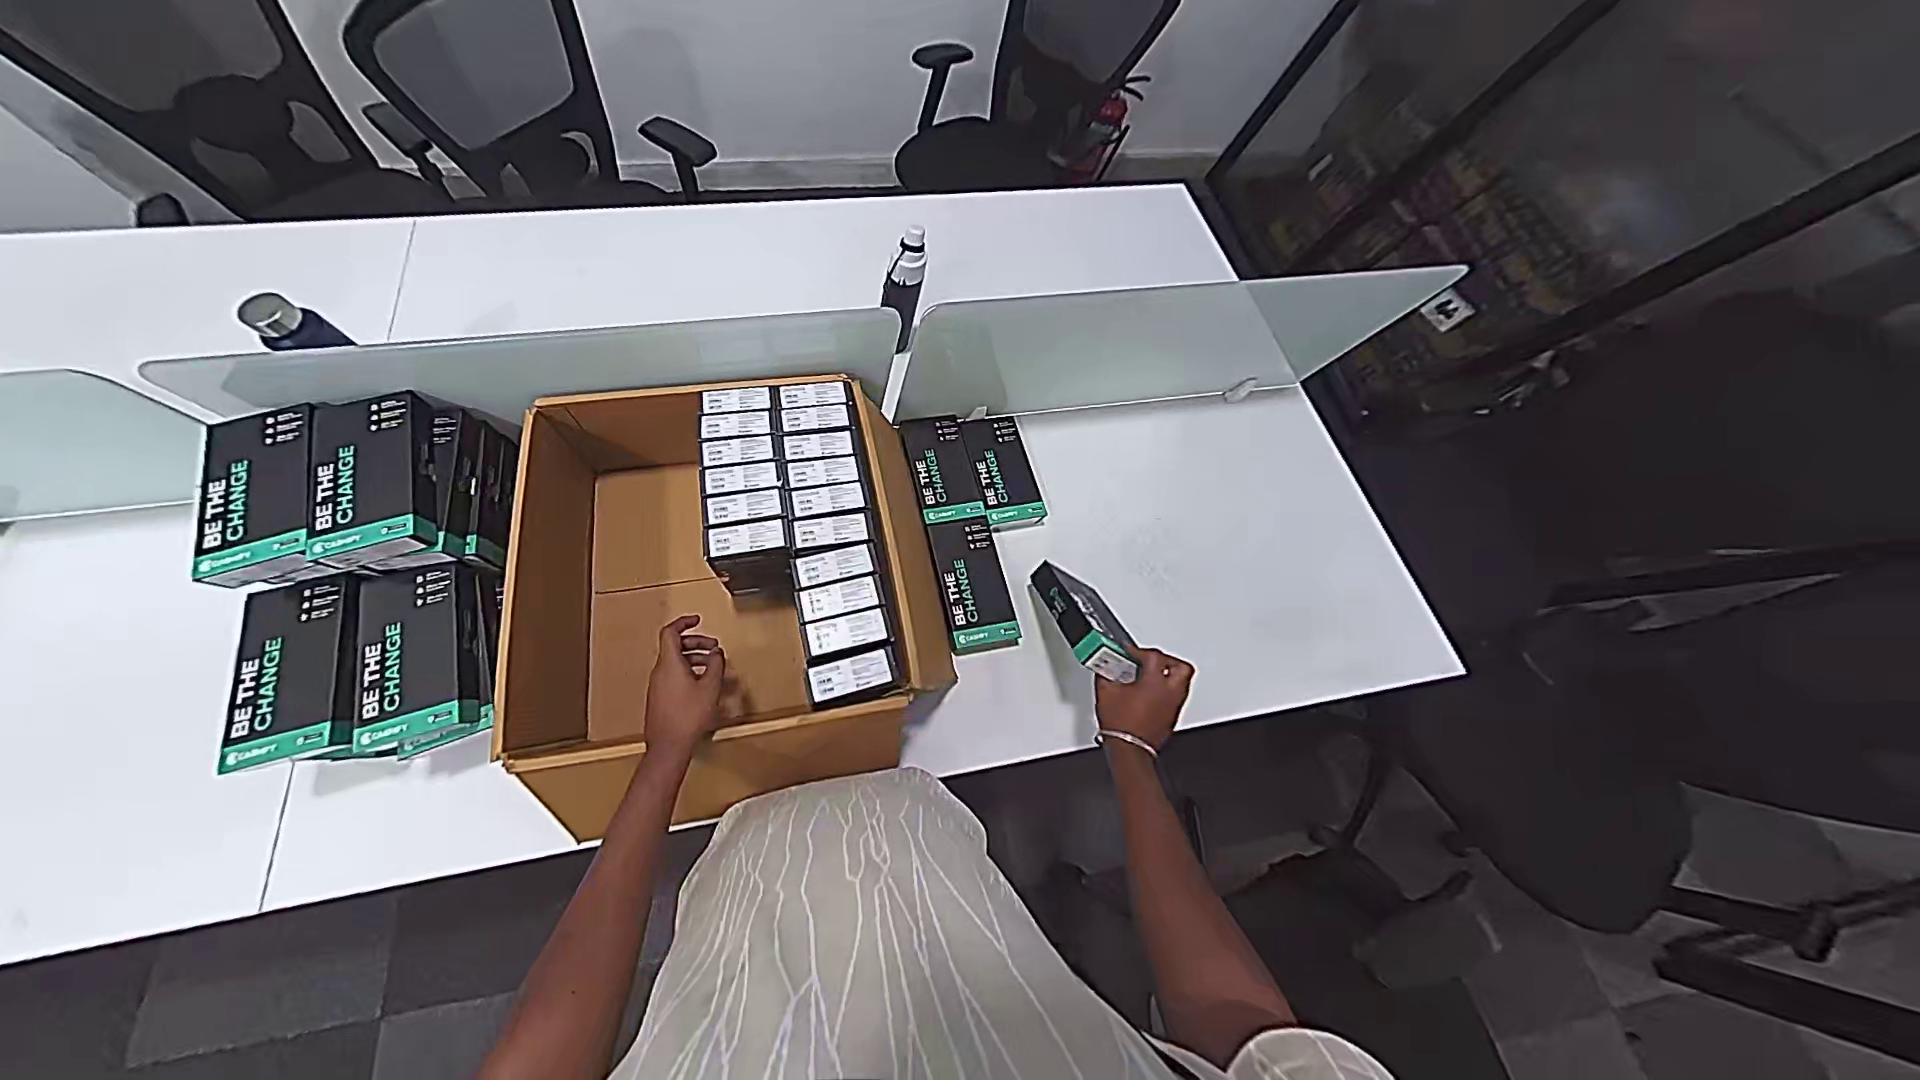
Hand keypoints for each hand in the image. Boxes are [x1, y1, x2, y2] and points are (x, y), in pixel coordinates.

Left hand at [642, 615, 726, 760]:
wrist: (668, 745)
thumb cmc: (687, 717)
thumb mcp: (710, 687)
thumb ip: (715, 665)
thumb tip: (716, 654)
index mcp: (669, 664)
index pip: (670, 633)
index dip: (683, 622)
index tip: (696, 619)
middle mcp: (659, 672)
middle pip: (674, 646)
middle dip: (695, 642)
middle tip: (713, 646)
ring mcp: (657, 685)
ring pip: (674, 661)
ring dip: (693, 657)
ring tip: (711, 664)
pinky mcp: (659, 696)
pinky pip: (672, 674)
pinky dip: (688, 670)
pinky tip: (702, 682)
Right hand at [1094, 648, 1193, 751]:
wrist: (1129, 750)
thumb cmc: (1121, 725)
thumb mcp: (1106, 692)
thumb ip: (1105, 674)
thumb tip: (1104, 668)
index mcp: (1154, 682)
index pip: (1154, 656)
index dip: (1139, 650)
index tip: (1129, 652)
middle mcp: (1169, 693)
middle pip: (1180, 666)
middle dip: (1166, 659)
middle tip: (1150, 659)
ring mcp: (1173, 705)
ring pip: (1182, 682)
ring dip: (1168, 674)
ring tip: (1152, 674)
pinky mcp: (1172, 716)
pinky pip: (1176, 696)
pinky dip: (1166, 689)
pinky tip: (1152, 692)